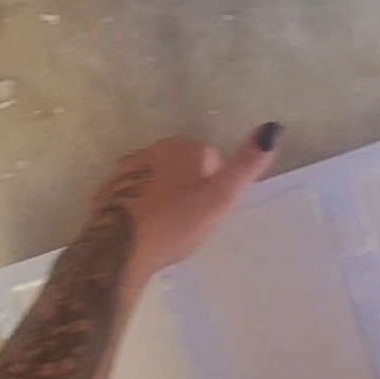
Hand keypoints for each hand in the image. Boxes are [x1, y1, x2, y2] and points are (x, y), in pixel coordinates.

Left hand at [86, 122, 281, 278]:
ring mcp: (126, 168)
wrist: (117, 250)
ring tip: (169, 225)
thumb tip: (273, 128)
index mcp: (185, 148)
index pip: (212, 159)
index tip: (209, 210)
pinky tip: (145, 227)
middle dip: (190, 185)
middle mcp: (154, 149)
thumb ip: (246, 166)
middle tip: (192, 219)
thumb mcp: (221, 199)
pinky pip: (134, 191)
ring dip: (166, 194)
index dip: (215, 185)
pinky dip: (141, 204)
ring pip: (158, 176)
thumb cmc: (176, 224)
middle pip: (184, 164)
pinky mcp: (107, 189)